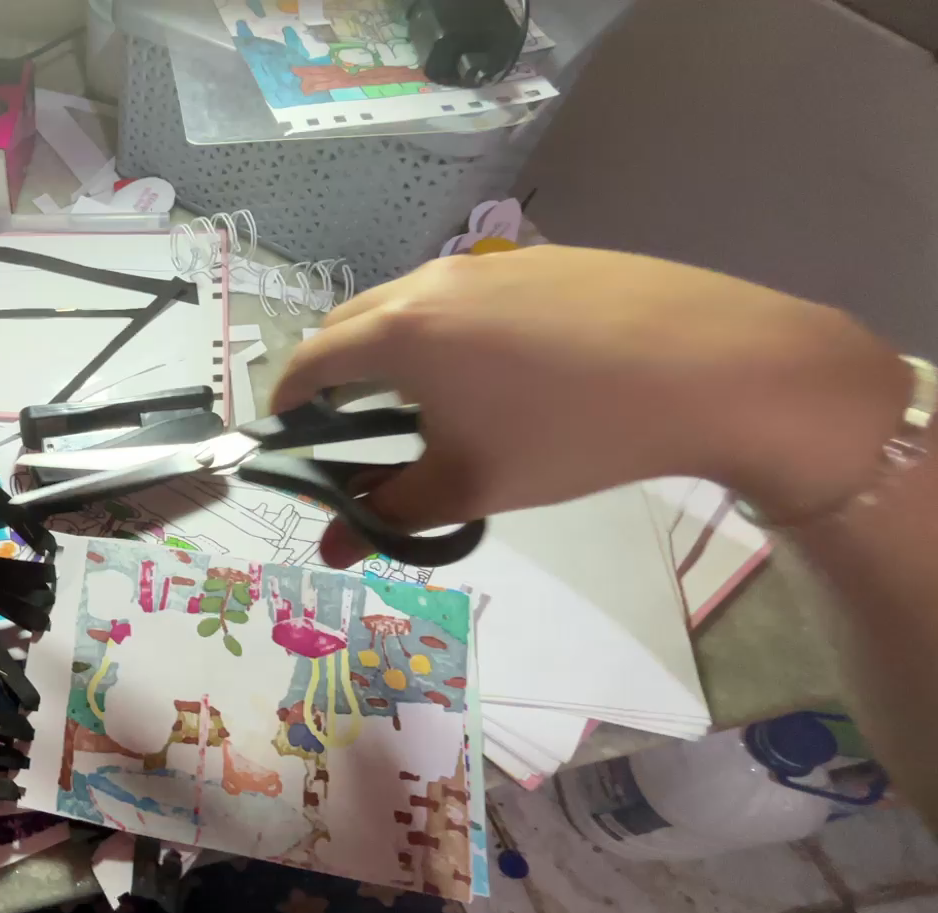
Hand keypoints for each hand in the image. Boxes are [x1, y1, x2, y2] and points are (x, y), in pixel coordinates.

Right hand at [272, 246, 908, 564]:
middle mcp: (428, 284)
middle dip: (326, 372)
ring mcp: (485, 263)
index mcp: (398, 334)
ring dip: (379, 347)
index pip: (308, 362)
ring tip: (409, 395)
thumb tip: (327, 553)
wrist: (730, 370)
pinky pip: (454, 292)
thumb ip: (381, 515)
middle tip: (339, 421)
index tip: (285, 433)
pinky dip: (434, 328)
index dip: (284, 400)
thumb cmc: (572, 434)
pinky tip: (481, 366)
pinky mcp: (537, 258)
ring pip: (399, 302)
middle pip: (345, 325)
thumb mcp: (466, 486)